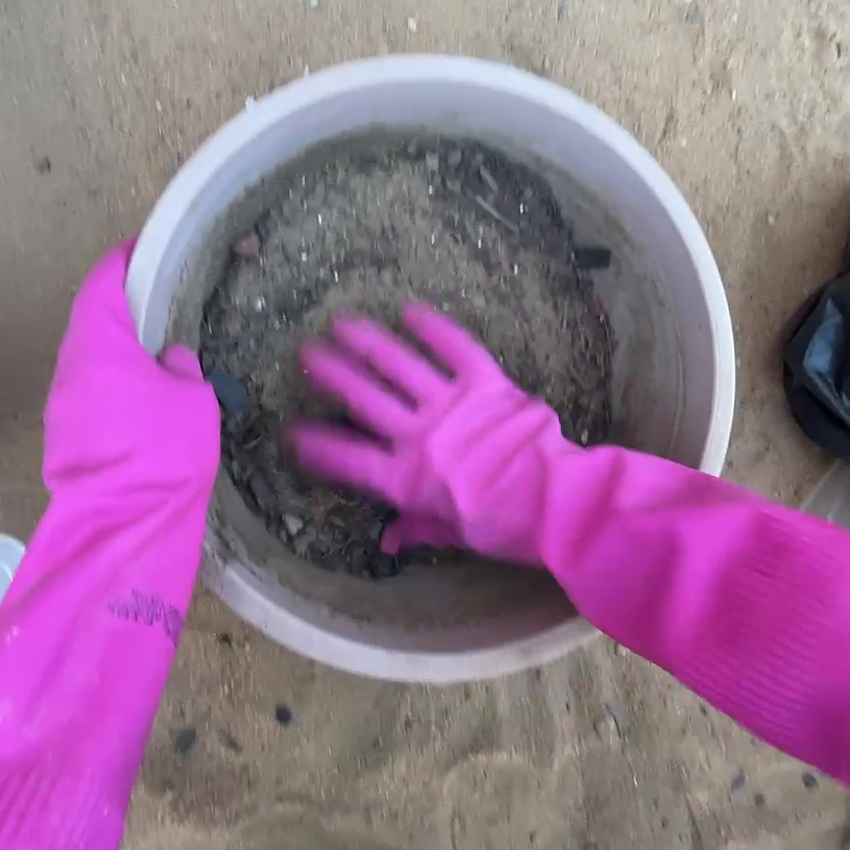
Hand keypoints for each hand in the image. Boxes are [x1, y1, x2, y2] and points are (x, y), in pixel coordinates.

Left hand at [42, 238, 218, 507]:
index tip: (141, 252)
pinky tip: (141, 397)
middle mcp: (71, 368)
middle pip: (91, 322)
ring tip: (152, 352)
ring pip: (88, 361)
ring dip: (116, 349)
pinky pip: (88, 392)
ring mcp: (62, 405)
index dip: (121, 264)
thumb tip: (169, 359)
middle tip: (156, 304)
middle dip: (120, 308)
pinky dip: (112, 382)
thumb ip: (180, 369)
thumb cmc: (166, 450)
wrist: (125, 524)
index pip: (102, 286)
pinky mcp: (64, 436)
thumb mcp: (194, 400)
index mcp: (101, 346)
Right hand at [288, 303, 566, 562]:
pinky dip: (434, 329)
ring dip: (368, 344)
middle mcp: (420, 437)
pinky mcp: (485, 384)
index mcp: (408, 480)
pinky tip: (410, 310)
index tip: (293, 432)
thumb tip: (388, 539)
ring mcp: (451, 406)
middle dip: (333, 376)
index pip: (352, 461)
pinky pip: (456, 349)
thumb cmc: (503, 526)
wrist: (556, 503)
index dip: (320, 448)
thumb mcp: (456, 535)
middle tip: (307, 352)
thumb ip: (420, 529)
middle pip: (366, 401)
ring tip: (343, 323)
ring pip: (399, 368)